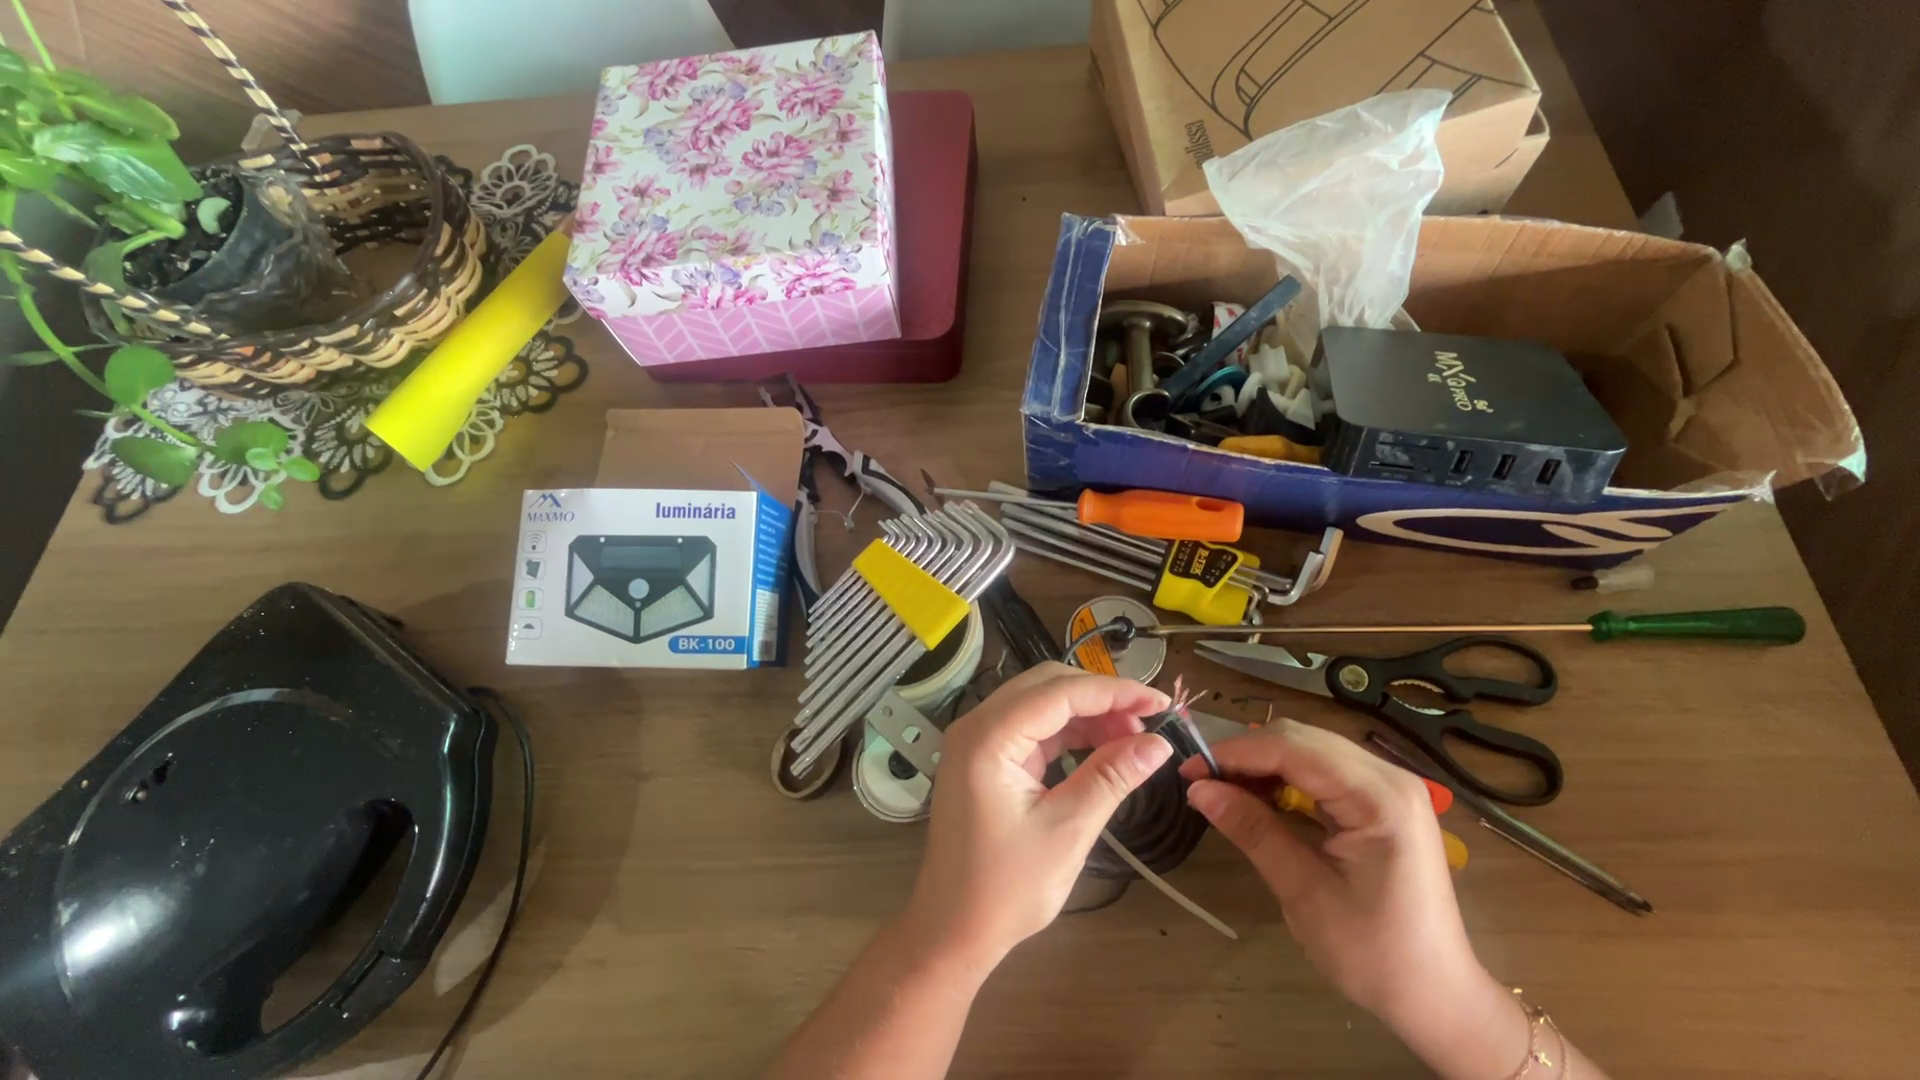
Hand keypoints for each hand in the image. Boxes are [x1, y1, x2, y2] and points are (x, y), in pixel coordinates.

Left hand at [906, 663, 1172, 965]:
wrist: (953, 929)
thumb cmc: (1006, 887)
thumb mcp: (1068, 829)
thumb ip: (1111, 777)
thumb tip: (1160, 744)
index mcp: (988, 738)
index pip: (1059, 692)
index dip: (1114, 692)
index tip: (1162, 702)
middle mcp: (976, 726)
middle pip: (1046, 687)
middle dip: (1101, 699)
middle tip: (1149, 722)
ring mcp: (977, 742)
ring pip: (1040, 705)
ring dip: (1087, 715)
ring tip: (1133, 740)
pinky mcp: (985, 759)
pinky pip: (1032, 729)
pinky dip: (1068, 734)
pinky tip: (1102, 748)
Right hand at [1178, 721, 1504, 1032]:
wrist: (1436, 995)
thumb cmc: (1373, 952)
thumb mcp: (1304, 892)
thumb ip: (1253, 831)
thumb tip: (1198, 789)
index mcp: (1380, 798)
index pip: (1293, 748)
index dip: (1235, 753)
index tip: (1189, 771)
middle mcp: (1390, 777)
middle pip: (1301, 739)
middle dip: (1245, 753)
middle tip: (1200, 780)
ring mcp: (1389, 787)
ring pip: (1309, 749)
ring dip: (1261, 762)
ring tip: (1221, 788)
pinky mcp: (1382, 801)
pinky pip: (1322, 769)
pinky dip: (1284, 776)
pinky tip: (1257, 796)